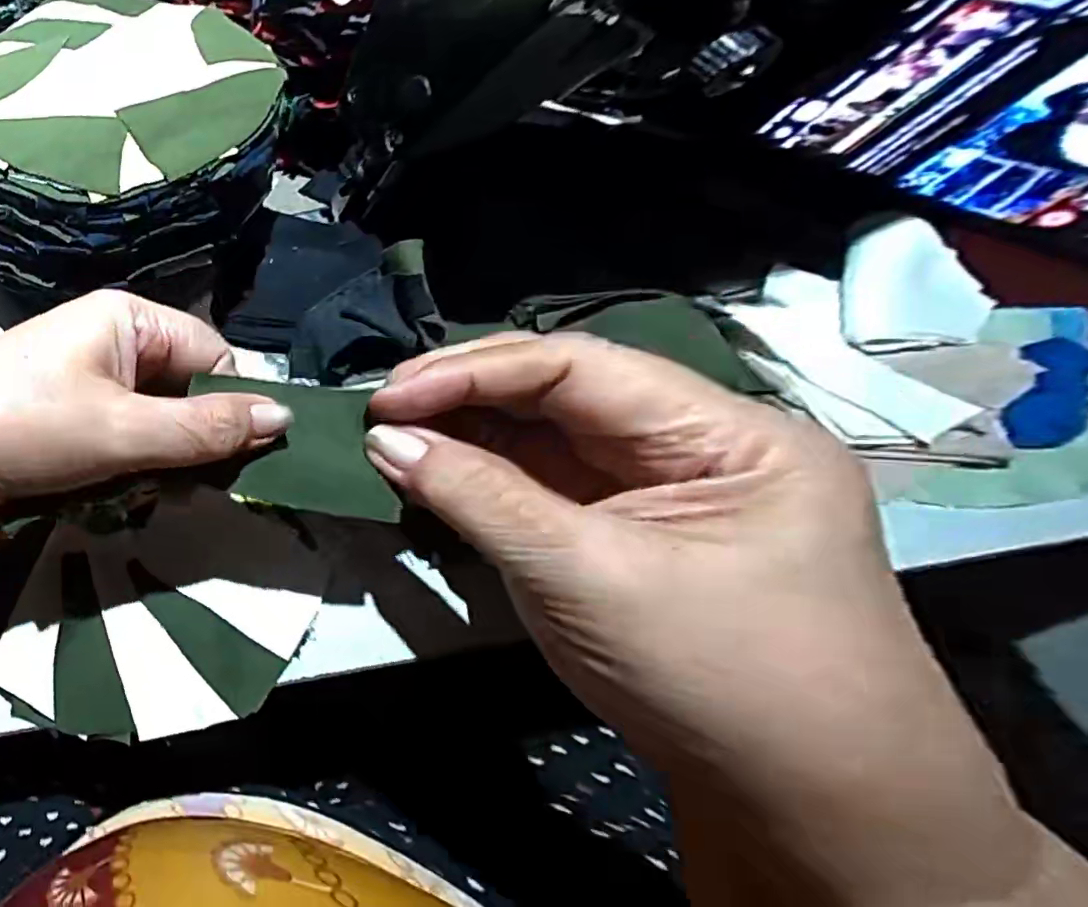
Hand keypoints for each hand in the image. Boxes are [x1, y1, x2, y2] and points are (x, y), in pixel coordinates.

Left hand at [0, 291, 291, 533]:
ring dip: (155, 457)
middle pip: (182, 387)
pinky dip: (124, 460)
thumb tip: (286, 417)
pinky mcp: (63, 405)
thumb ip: (206, 429)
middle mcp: (109, 335)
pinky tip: (106, 486)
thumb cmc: (27, 427)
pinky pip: (119, 429)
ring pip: (153, 416)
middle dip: (188, 440)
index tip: (232, 462)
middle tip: (175, 485)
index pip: (211, 356)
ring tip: (133, 489)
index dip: (228, 407)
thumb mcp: (124, 431)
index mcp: (128, 318)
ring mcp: (83, 371)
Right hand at [365, 332, 1079, 904]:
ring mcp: (644, 484)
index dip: (474, 371)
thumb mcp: (586, 576)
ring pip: (535, 432)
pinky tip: (425, 464)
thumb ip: (476, 496)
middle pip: (553, 390)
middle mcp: (684, 442)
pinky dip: (472, 470)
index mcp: (723, 434)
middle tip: (381, 407)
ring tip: (389, 431)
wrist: (796, 808)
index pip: (577, 368)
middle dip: (461, 392)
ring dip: (459, 429)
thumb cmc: (717, 680)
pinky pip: (529, 477)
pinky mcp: (608, 523)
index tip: (393, 396)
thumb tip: (382, 439)